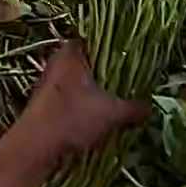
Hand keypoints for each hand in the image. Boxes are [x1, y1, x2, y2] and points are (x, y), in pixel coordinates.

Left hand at [4, 42, 146, 169]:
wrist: (34, 146)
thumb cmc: (71, 117)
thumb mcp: (110, 112)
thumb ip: (133, 107)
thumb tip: (151, 106)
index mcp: (71, 51)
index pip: (96, 40)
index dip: (115, 48)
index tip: (132, 60)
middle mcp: (57, 60)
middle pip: (89, 61)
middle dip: (107, 73)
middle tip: (129, 84)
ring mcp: (49, 80)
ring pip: (79, 80)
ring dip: (95, 91)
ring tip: (116, 103)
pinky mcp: (44, 100)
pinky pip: (70, 96)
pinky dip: (83, 103)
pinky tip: (96, 118)